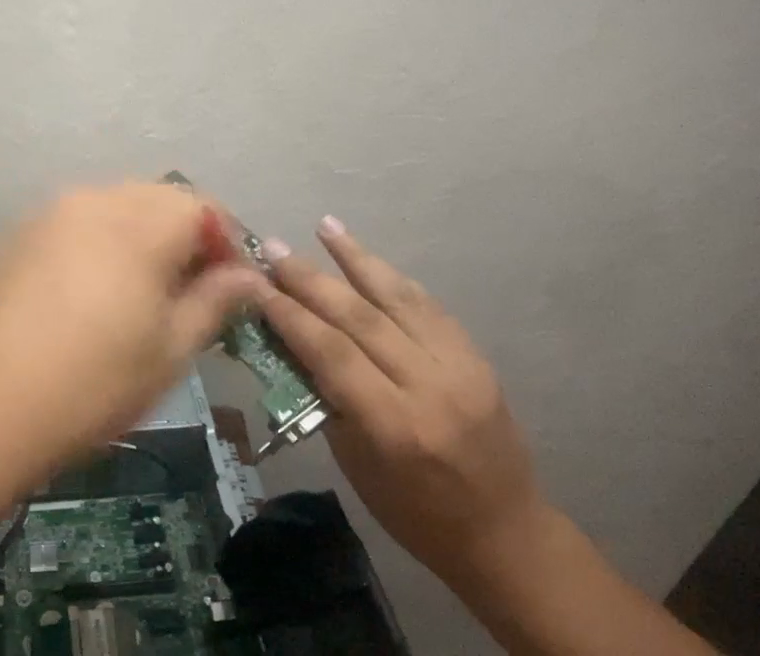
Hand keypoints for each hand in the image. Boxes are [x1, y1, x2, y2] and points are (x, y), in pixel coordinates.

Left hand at [0, 183, 261, 470]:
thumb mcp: (171, 350)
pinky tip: (87, 295)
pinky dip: (96, 245)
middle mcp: (93, 200)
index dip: (225, 243)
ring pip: (113, 207)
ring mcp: (47, 214)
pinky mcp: (14, 236)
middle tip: (188, 293)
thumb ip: (215, 301)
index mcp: (139, 222)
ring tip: (138, 295)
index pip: (201, 207)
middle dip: (183, 236)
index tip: (230, 289)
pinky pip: (73, 224)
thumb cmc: (94, 383)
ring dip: (138, 237)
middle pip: (156, 199)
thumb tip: (248, 276)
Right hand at [256, 217, 546, 579]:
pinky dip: (393, 280)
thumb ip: (325, 399)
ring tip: (325, 227)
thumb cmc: (414, 514)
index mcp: (394, 425)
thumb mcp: (355, 465)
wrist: (504, 532)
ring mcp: (460, 366)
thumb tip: (289, 343)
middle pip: (361, 317)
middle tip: (275, 250)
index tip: (255, 284)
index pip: (332, 352)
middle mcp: (430, 386)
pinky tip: (367, 259)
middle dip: (312, 280)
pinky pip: (429, 307)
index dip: (289, 314)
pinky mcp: (477, 357)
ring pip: (400, 299)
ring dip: (357, 259)